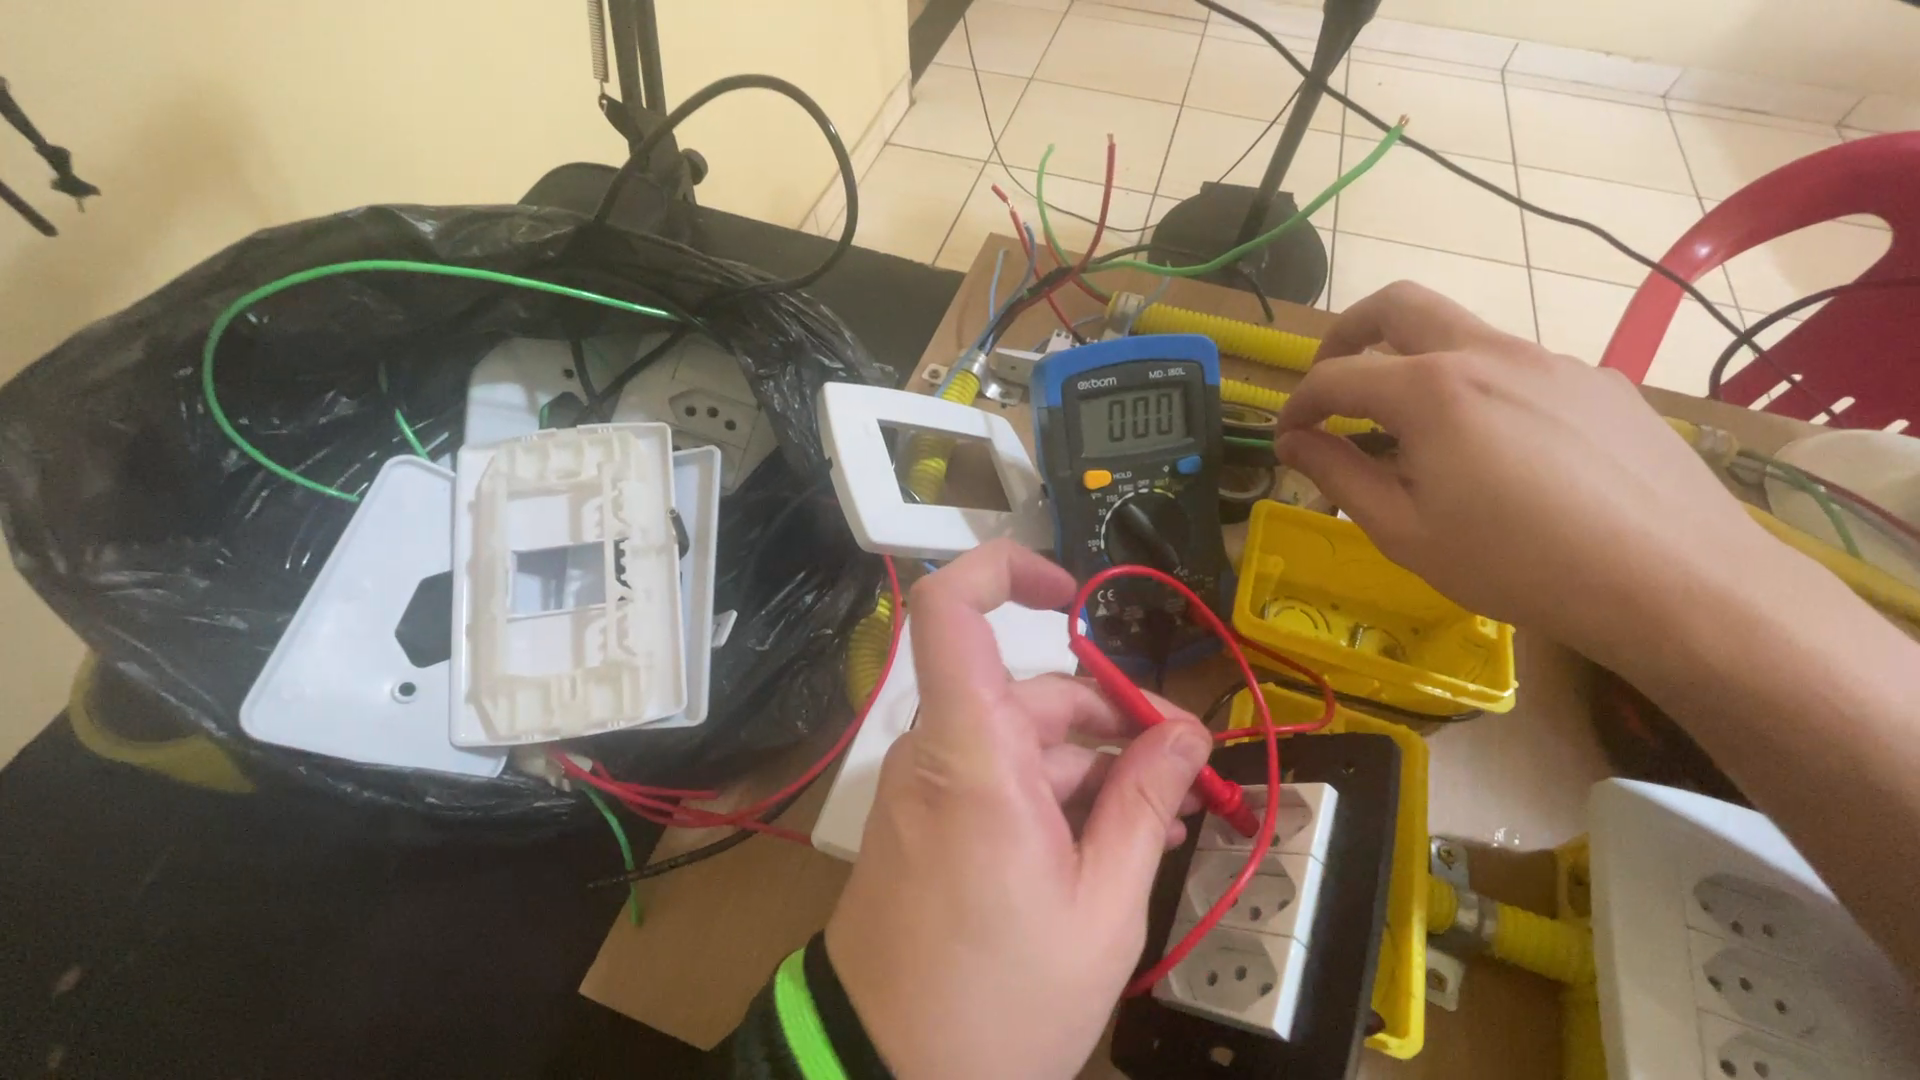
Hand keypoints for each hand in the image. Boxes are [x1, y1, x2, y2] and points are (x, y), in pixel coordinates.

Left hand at [826, 540, 1211, 1079]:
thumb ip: (1143, 805)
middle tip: (1185, 761)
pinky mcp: (930, 816)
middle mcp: (940, 752)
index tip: (1072, 592)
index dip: (1006, 570)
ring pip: (1025, 737)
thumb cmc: (997, 1002)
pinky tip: (1113, 834)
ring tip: (1165, 812)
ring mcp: (930, 785)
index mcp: (973, 755)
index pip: (951, 610)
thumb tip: (1183, 732)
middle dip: (1115, 714)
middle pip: (1031, 690)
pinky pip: (1001, 775)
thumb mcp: (1101, 908)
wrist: (886, 1075)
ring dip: (1096, 762)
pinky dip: (1057, 789)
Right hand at [1274, 281, 1779, 663]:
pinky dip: (1477, 391)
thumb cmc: (1515, 564)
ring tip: (1415, 436)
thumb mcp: (1403, 531)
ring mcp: (1552, 362)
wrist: (1674, 580)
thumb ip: (1339, 474)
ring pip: (1462, 336)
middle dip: (1346, 335)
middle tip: (1330, 384)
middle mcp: (1489, 354)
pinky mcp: (1599, 383)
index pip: (1336, 376)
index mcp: (1432, 390)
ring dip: (1414, 367)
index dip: (1298, 405)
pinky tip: (1497, 455)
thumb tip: (1294, 442)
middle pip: (1398, 305)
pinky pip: (1517, 369)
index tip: (1286, 438)